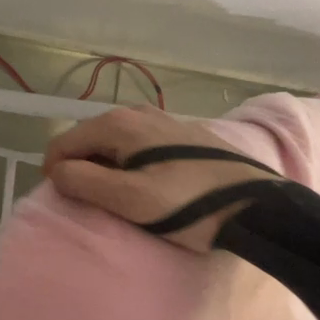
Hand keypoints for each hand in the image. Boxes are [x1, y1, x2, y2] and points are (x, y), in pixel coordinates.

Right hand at [43, 106, 269, 252]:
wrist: (264, 208)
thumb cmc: (190, 204)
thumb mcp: (129, 200)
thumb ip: (82, 182)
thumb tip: (57, 172)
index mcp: (116, 124)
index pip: (62, 143)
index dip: (55, 172)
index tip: (67, 199)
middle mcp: (135, 112)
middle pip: (87, 139)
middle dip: (81, 167)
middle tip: (94, 200)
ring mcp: (163, 120)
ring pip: (114, 141)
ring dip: (106, 166)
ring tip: (121, 195)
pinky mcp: (185, 134)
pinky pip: (139, 144)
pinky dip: (131, 162)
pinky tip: (149, 183)